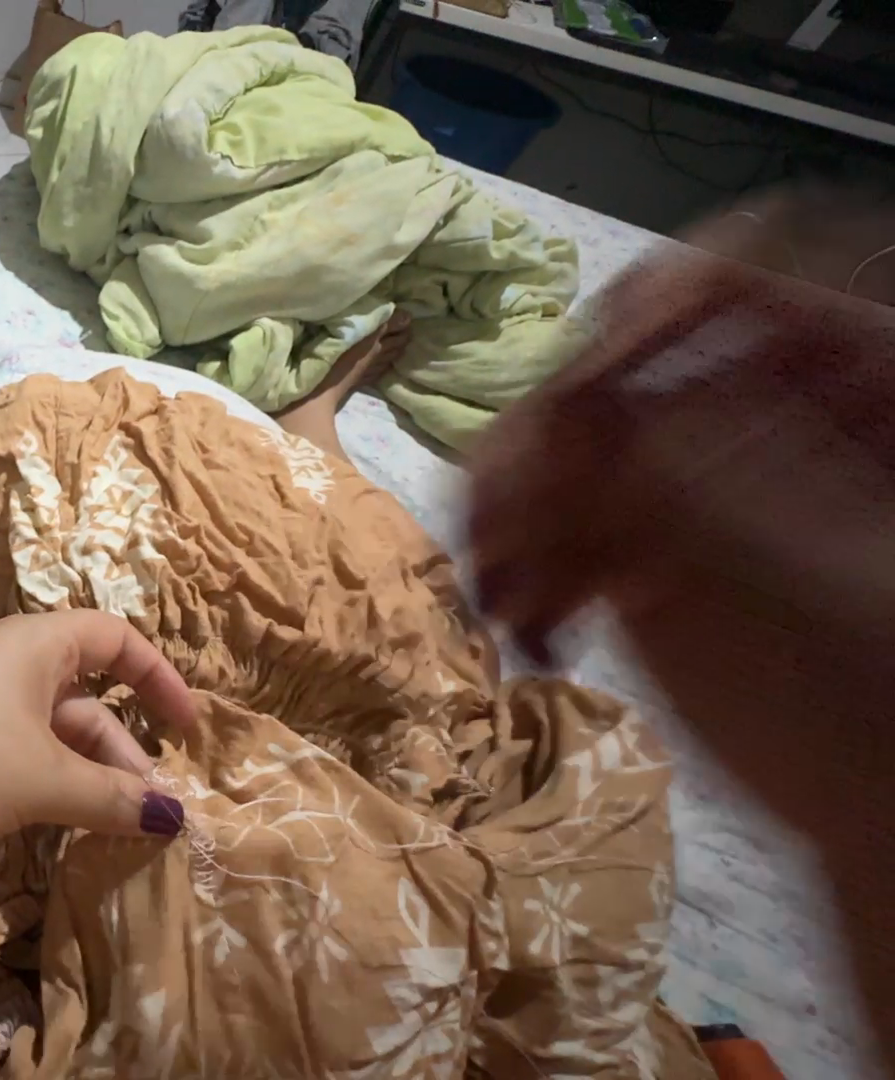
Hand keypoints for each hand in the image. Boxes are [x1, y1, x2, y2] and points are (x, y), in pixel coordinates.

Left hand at [0, 611, 196, 913]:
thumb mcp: (42, 778)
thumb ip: (110, 797)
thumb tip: (173, 818)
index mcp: (34, 644)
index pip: (113, 637)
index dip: (157, 676)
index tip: (188, 728)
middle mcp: (4, 662)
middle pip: (84, 694)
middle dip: (122, 749)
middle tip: (150, 811)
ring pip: (48, 730)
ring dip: (85, 773)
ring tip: (114, 827)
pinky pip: (13, 751)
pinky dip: (44, 782)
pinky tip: (58, 824)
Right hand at [466, 192, 894, 850]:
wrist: (867, 796)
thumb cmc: (878, 706)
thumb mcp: (809, 590)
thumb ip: (686, 486)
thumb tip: (562, 408)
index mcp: (841, 384)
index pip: (725, 277)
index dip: (639, 323)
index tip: (575, 416)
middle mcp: (741, 411)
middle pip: (589, 375)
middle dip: (534, 464)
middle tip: (514, 548)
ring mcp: (664, 474)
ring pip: (531, 446)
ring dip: (500, 525)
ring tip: (514, 609)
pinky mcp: (611, 530)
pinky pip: (516, 512)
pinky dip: (503, 565)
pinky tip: (530, 626)